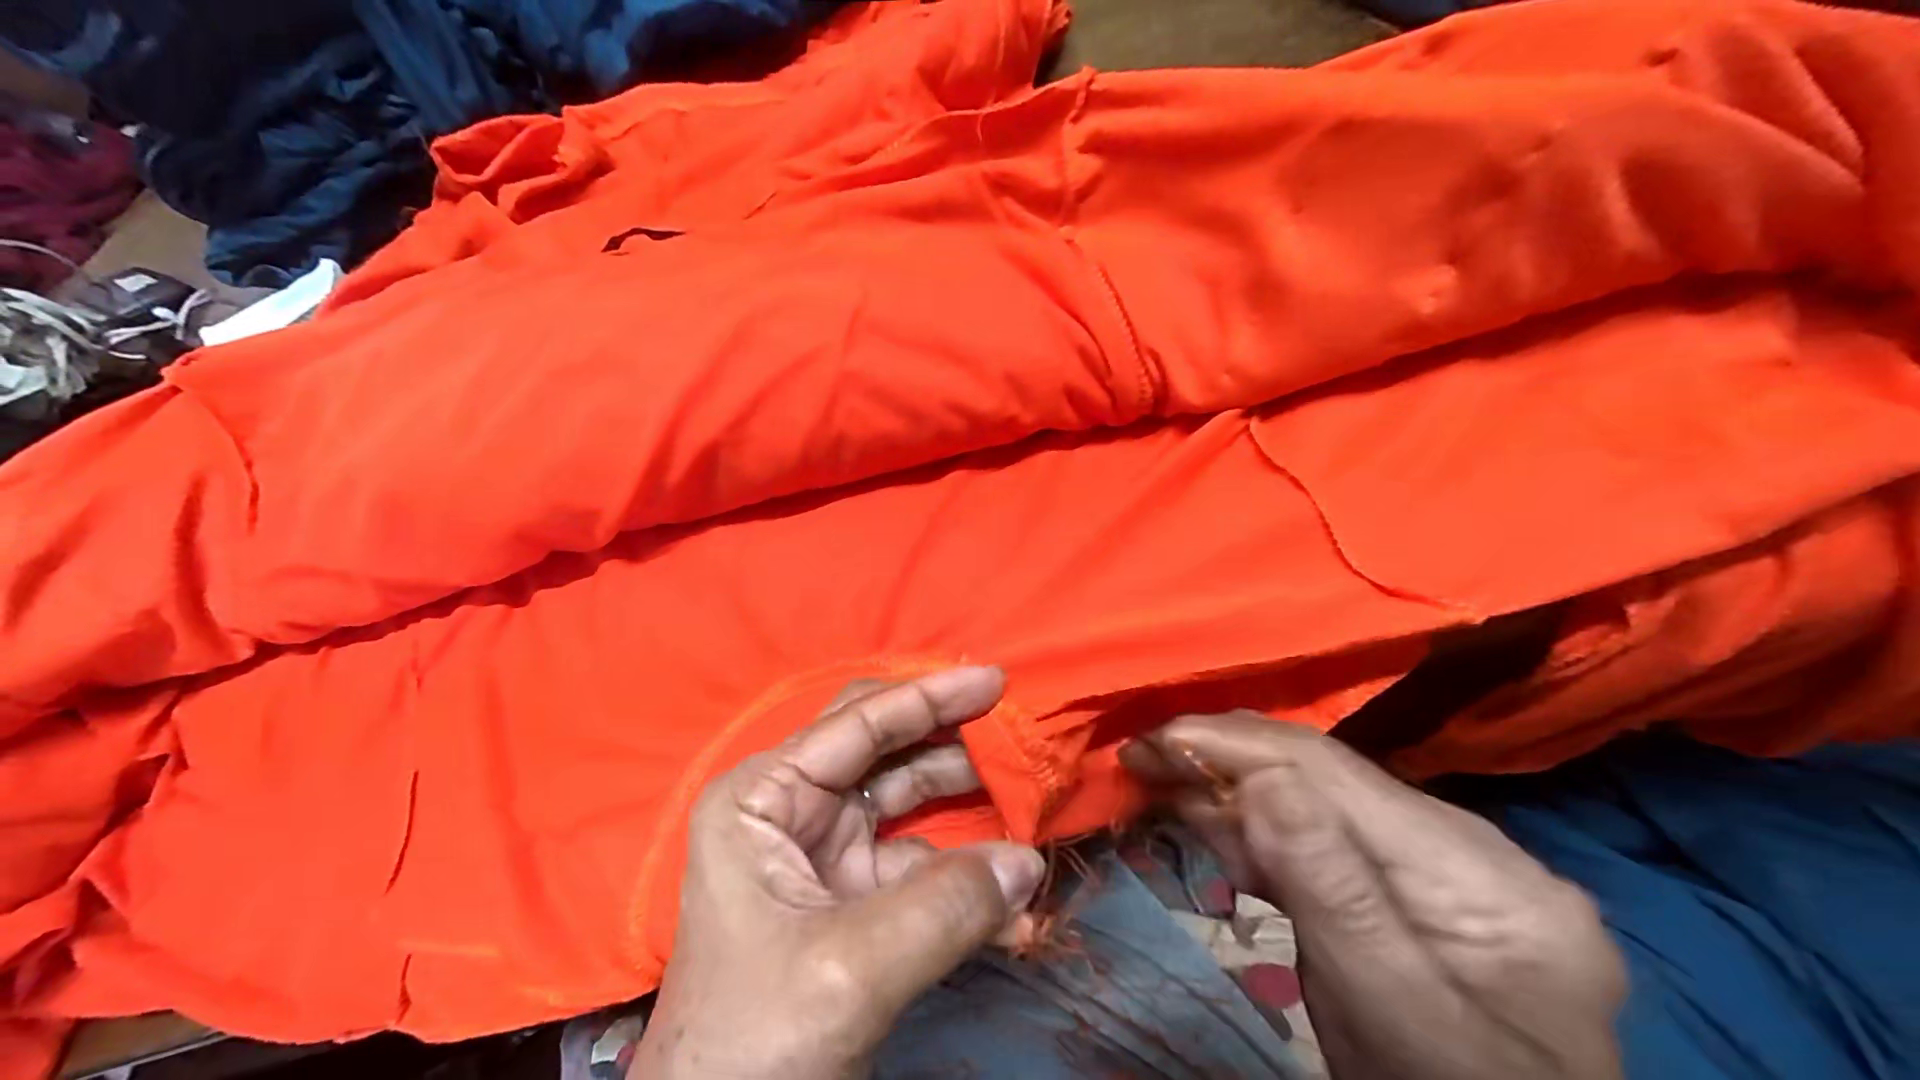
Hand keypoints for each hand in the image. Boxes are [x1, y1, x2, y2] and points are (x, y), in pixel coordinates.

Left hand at [631, 667, 1045, 1079]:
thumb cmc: (754, 1039)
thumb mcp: (847, 968)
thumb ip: (943, 909)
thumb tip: (1027, 862)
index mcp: (763, 797)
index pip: (857, 724)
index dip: (929, 698)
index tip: (994, 679)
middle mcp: (791, 810)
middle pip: (884, 752)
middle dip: (951, 743)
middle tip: (1016, 734)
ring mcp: (824, 854)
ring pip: (909, 805)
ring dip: (969, 812)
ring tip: (1031, 807)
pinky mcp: (852, 900)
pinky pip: (921, 872)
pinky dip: (965, 886)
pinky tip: (1014, 916)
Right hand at [1122, 712, 1625, 1079]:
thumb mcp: (1390, 1014)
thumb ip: (1334, 892)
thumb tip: (1263, 777)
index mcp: (1477, 871)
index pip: (1332, 771)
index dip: (1231, 744)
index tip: (1147, 743)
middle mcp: (1460, 843)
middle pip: (1320, 773)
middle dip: (1222, 756)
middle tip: (1138, 757)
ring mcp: (1433, 860)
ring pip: (1310, 795)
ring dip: (1228, 787)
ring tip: (1157, 777)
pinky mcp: (1402, 881)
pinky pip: (1315, 833)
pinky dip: (1254, 827)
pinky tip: (1210, 820)